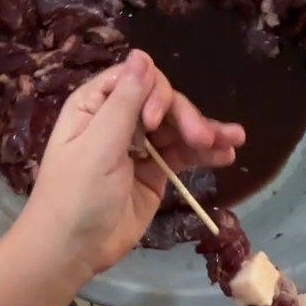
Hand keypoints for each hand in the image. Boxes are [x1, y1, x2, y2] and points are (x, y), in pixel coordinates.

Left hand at [20, 50, 243, 276]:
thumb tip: (141, 54)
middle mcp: (119, 120)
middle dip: (186, 117)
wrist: (70, 250)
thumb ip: (124, 102)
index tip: (155, 123)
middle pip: (164, 102)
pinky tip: (228, 154)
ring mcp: (139, 147)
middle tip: (202, 139)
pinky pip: (184, 154)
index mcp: (96, 105)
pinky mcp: (155, 173)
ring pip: (178, 127)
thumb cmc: (75, 195)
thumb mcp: (97, 145)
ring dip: (206, 131)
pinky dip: (206, 153)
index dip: (155, 93)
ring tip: (235, 140)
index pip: (137, 79)